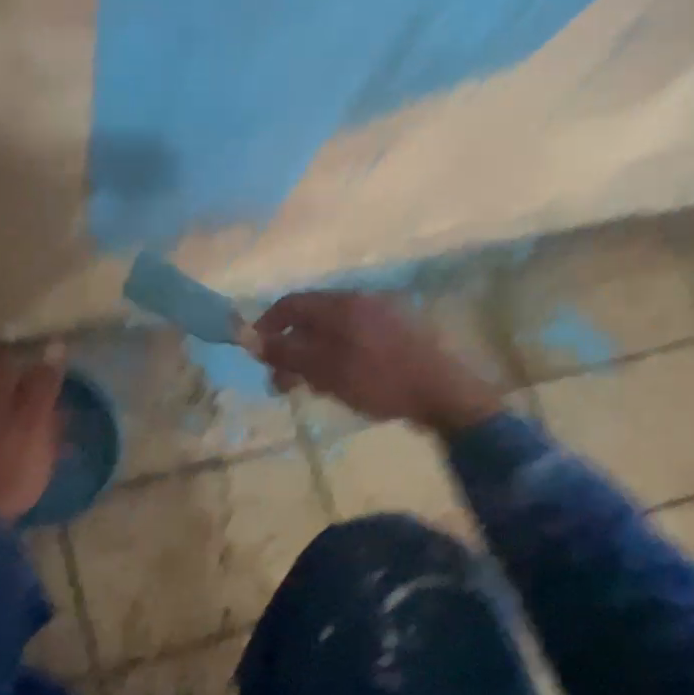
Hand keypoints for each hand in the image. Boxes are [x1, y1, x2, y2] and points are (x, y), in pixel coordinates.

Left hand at [0, 347, 65, 520]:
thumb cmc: (12, 466)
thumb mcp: (35, 423)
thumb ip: (44, 386)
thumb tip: (55, 344)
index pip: (6, 365)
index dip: (29, 367)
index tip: (50, 376)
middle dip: (24, 396)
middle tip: (53, 411)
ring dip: (18, 423)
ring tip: (44, 441)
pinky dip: (8, 444)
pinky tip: (22, 460)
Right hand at [255, 291, 501, 434]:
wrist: (445, 394)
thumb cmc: (379, 380)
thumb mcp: (324, 370)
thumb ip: (285, 353)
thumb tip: (248, 338)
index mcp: (341, 304)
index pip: (290, 304)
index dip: (267, 326)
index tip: (257, 355)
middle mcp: (361, 300)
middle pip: (312, 318)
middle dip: (291, 349)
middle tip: (283, 384)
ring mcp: (385, 315)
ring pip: (334, 331)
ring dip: (315, 356)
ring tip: (314, 388)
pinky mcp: (401, 334)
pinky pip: (357, 339)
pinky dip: (340, 357)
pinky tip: (345, 382)